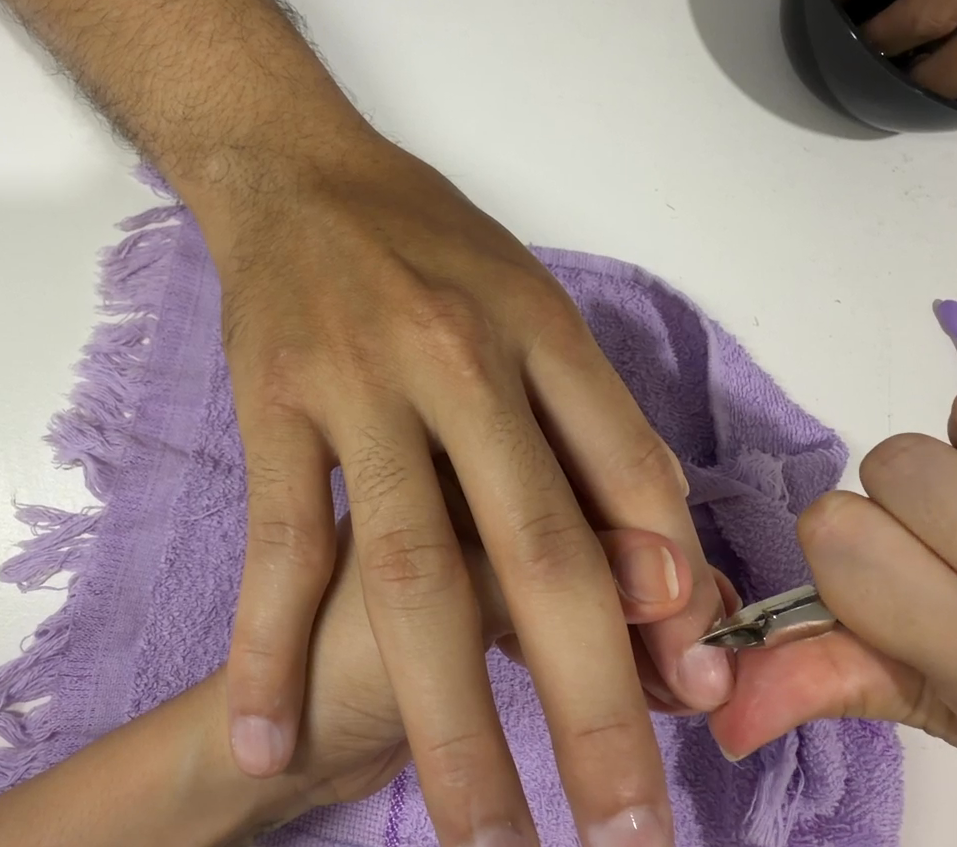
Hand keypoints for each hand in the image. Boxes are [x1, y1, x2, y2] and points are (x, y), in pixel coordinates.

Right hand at [199, 129, 730, 846]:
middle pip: (537, 550)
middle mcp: (459, 362)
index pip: (630, 477)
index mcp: (539, 330)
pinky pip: (279, 542)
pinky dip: (270, 647)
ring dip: (449, 718)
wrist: (298, 176)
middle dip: (591, 705)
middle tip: (630, 836)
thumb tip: (648, 565)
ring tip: (484, 837)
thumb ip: (586, 423)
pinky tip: (268, 739)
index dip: (670, 598)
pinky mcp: (272, 407)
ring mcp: (358, 387)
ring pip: (410, 570)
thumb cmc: (423, 239)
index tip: (688, 704)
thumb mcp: (528, 303)